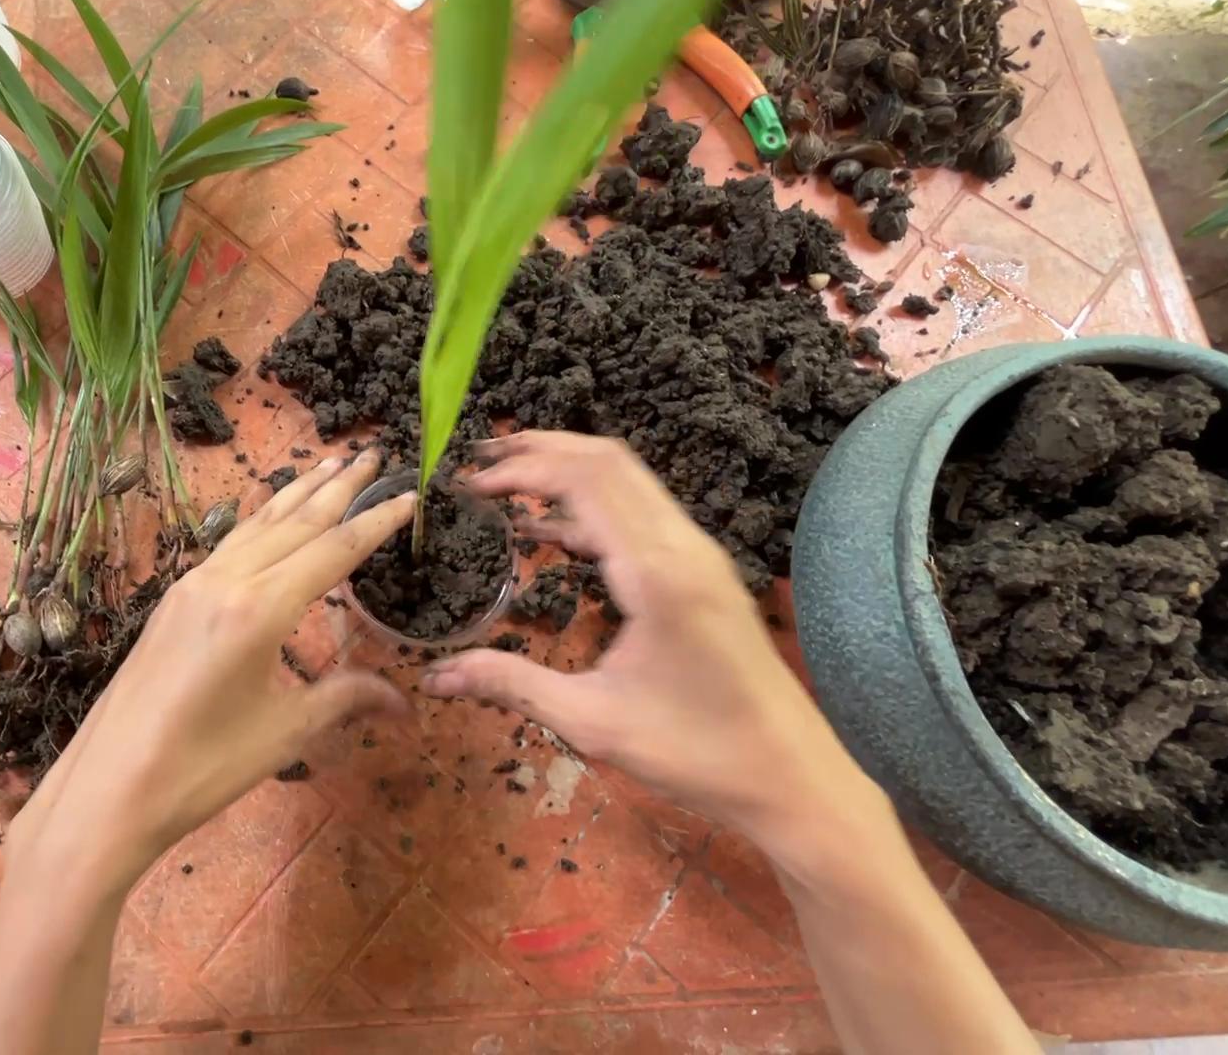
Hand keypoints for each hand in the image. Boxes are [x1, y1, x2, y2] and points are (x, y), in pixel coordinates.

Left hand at [4, 451, 415, 889]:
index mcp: (258, 609)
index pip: (332, 550)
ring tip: (329, 464)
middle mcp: (225, 581)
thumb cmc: (202, 766)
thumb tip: (405, 701)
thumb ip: (345, 698)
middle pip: (294, 522)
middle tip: (371, 454)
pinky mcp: (175, 599)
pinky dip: (261, 520)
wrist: (108, 788)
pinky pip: (230, 544)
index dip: (375, 522)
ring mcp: (193, 585)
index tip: (407, 495)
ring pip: (257, 525)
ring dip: (297, 493)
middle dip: (338, 488)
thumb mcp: (284, 732)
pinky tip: (269, 515)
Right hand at [420, 431, 868, 842]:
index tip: (471, 482)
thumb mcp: (592, 720)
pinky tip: (550, 531)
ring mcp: (697, 555)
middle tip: (481, 458)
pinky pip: (639, 513)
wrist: (793, 779)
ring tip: (507, 480)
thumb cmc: (696, 753)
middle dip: (540, 449)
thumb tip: (434, 676)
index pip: (585, 482)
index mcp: (656, 573)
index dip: (523, 469)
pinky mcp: (700, 571)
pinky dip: (589, 505)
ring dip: (567, 468)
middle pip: (608, 461)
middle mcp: (682, 547)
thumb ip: (510, 684)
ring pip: (628, 479)